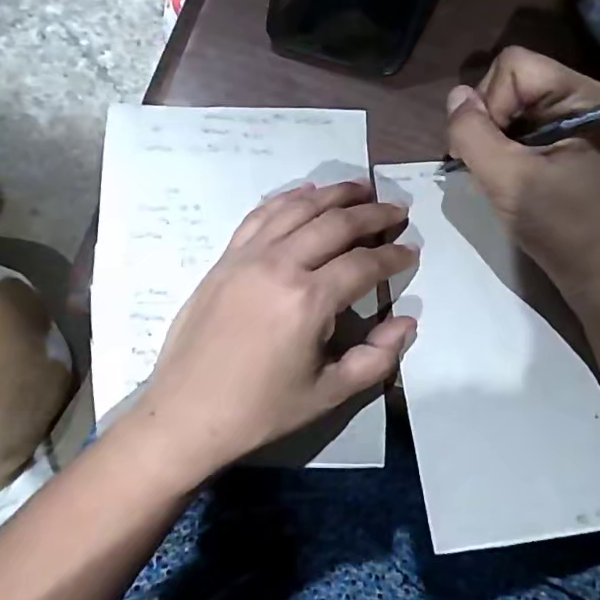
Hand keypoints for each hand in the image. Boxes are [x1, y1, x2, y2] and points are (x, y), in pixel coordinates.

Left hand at [123, 181, 417, 481]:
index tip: (412, 251)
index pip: (363, 264)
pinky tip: (305, 193)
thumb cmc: (259, 409)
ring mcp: (246, 257)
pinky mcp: (224, 259)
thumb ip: (375, 358)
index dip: (394, 256)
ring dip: (333, 194)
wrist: (187, 411)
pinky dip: (287, 198)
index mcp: (308, 301)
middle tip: (397, 210)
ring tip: (360, 188)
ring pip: (297, 209)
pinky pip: (260, 215)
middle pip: (334, 224)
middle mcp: (279, 266)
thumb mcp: (327, 394)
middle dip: (372, 213)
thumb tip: (407, 322)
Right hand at [445, 47, 599, 289]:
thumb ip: (474, 134)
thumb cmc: (559, 224)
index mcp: (581, 96)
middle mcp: (578, 98)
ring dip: (488, 137)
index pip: (513, 66)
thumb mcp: (508, 179)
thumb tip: (455, 98)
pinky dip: (498, 148)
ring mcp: (569, 120)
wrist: (596, 270)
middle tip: (486, 163)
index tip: (491, 149)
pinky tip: (502, 175)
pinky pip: (514, 126)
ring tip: (493, 172)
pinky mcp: (560, 142)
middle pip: (506, 81)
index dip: (490, 103)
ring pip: (505, 105)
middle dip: (486, 119)